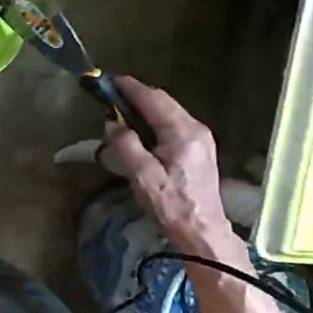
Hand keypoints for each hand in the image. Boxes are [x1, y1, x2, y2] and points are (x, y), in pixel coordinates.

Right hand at [106, 76, 244, 262]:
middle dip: (136, 95)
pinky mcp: (200, 150)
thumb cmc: (171, 205)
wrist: (202, 232)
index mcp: (183, 132)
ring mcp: (201, 139)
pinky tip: (140, 130)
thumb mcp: (142, 176)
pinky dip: (154, 121)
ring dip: (145, 108)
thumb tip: (113, 124)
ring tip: (121, 111)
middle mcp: (196, 129)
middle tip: (111, 95)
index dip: (130, 87)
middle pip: (163, 102)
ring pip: (169, 112)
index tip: (109, 80)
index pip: (153, 98)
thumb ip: (126, 145)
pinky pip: (174, 124)